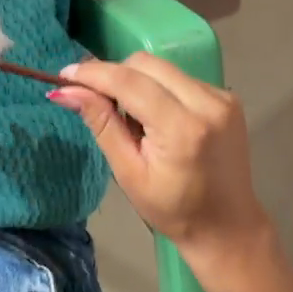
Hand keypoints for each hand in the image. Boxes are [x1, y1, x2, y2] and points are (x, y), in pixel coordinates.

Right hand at [48, 53, 275, 266]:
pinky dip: (158, 88)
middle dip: (114, 74)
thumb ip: (101, 124)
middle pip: (146, 64)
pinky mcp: (228, 97)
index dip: (93, 73)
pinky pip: (180, 78)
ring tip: (129, 116)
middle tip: (94, 99)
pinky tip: (155, 117)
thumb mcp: (128, 173)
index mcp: (181, 128)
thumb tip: (66, 91)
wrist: (228, 227)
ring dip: (136, 81)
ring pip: (162, 68)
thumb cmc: (173, 209)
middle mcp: (207, 103)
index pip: (129, 81)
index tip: (64, 74)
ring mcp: (222, 97)